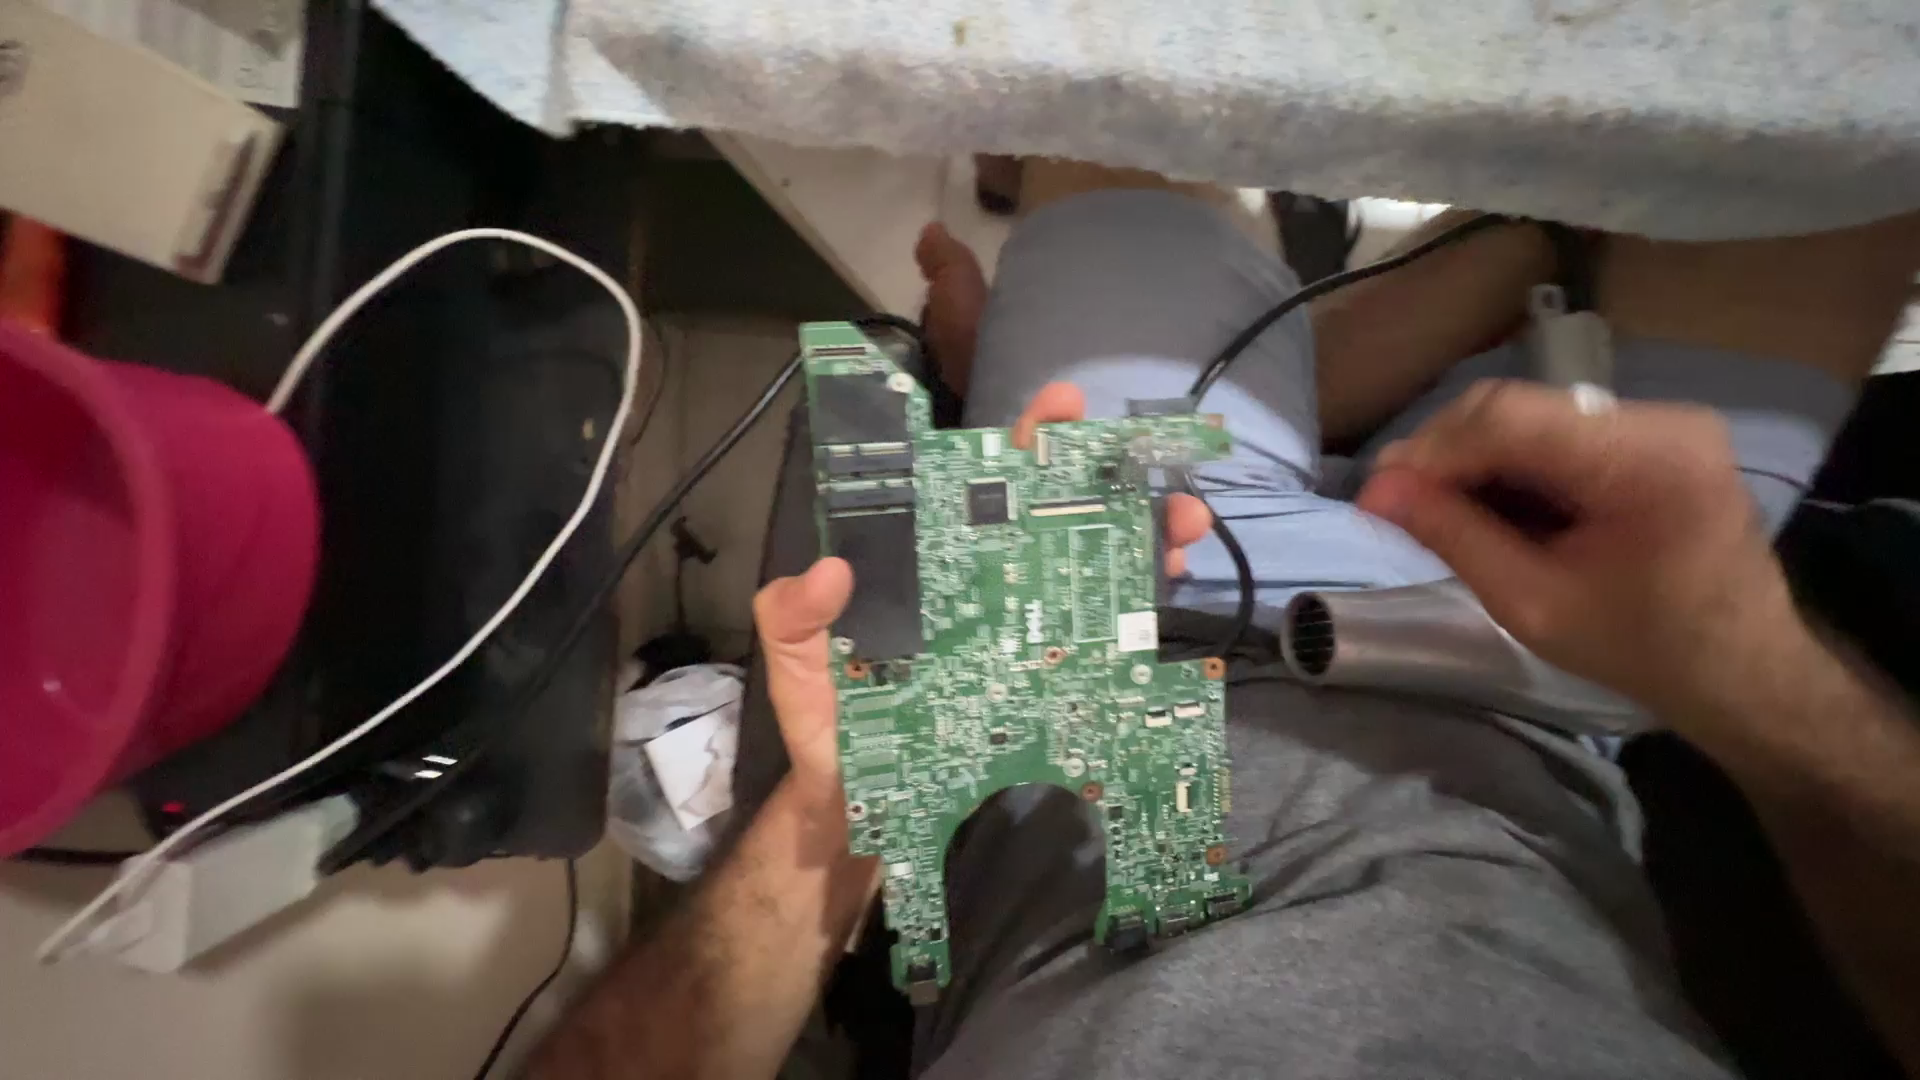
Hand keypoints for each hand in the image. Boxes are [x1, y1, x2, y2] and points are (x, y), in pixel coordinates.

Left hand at [753, 381, 1213, 798]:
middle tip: (1142, 463)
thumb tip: (830, 570)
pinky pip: (1095, 638)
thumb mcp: (798, 666)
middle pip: (1044, 519)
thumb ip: (793, 618)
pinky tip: (1164, 591)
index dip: (1016, 445)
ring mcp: (1015, 633)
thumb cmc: (830, 727)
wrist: (861, 807)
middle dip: (1100, 481)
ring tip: (1180, 524)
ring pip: (1084, 570)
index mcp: (924, 567)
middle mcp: (979, 587)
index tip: (1062, 412)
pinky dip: (1132, 612)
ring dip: (1137, 539)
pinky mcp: (1040, 681)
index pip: (970, 490)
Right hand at [1356, 379, 1800, 721]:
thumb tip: (1374, 491)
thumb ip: (1452, 536)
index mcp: (1645, 459)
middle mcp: (1656, 419)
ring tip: (1436, 513)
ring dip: (1462, 461)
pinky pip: (1540, 432)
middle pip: (1507, 408)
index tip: (1377, 499)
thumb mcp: (1528, 602)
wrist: (1738, 669)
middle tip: (1398, 506)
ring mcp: (1652, 422)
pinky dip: (1494, 466)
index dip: (1428, 453)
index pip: (1504, 419)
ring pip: (1516, 416)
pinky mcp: (1641, 436)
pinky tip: (1481, 507)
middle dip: (1440, 455)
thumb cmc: (1639, 647)